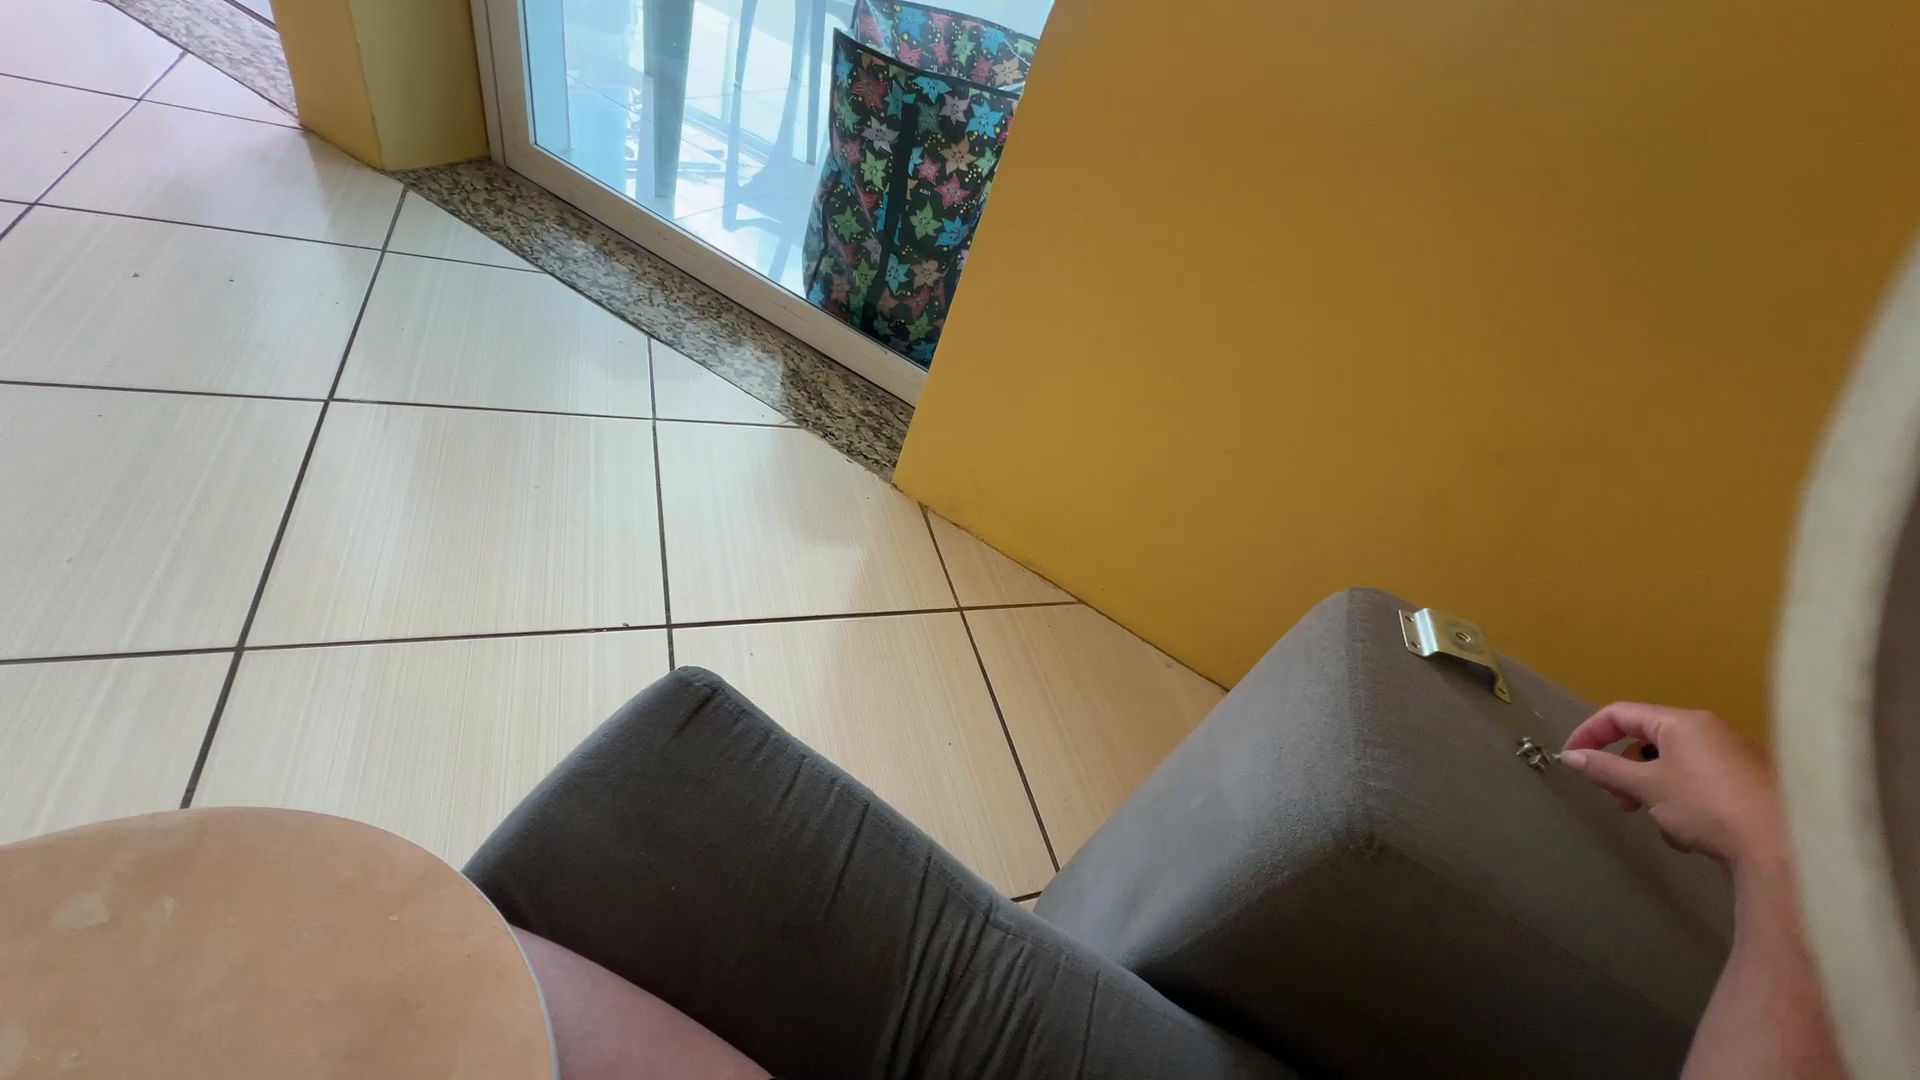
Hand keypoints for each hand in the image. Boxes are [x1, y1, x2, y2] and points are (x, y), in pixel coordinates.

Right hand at [1560, 702, 1784, 870]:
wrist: (1789, 853)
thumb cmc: (1708, 807)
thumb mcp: (1646, 787)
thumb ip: (1604, 768)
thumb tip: (1570, 756)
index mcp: (1683, 723)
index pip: (1618, 714)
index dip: (1588, 733)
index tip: (1570, 758)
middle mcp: (1711, 732)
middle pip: (1646, 741)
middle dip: (1624, 769)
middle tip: (1616, 798)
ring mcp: (1735, 759)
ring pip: (1672, 766)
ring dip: (1652, 790)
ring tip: (1656, 819)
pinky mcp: (1752, 787)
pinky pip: (1699, 783)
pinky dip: (1683, 802)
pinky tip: (1691, 833)